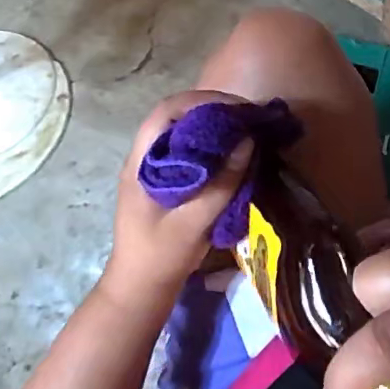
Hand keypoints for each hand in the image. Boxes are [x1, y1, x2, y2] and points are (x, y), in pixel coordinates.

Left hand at [104, 90, 252, 310]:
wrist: (140, 287)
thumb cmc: (160, 256)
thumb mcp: (193, 223)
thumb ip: (221, 184)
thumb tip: (247, 142)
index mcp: (142, 162)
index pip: (167, 111)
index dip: (203, 100)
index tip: (237, 108)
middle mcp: (146, 157)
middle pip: (178, 114)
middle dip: (214, 108)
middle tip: (249, 116)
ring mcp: (156, 167)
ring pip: (185, 130)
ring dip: (215, 124)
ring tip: (247, 128)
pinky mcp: (168, 179)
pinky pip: (191, 148)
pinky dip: (215, 143)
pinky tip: (236, 151)